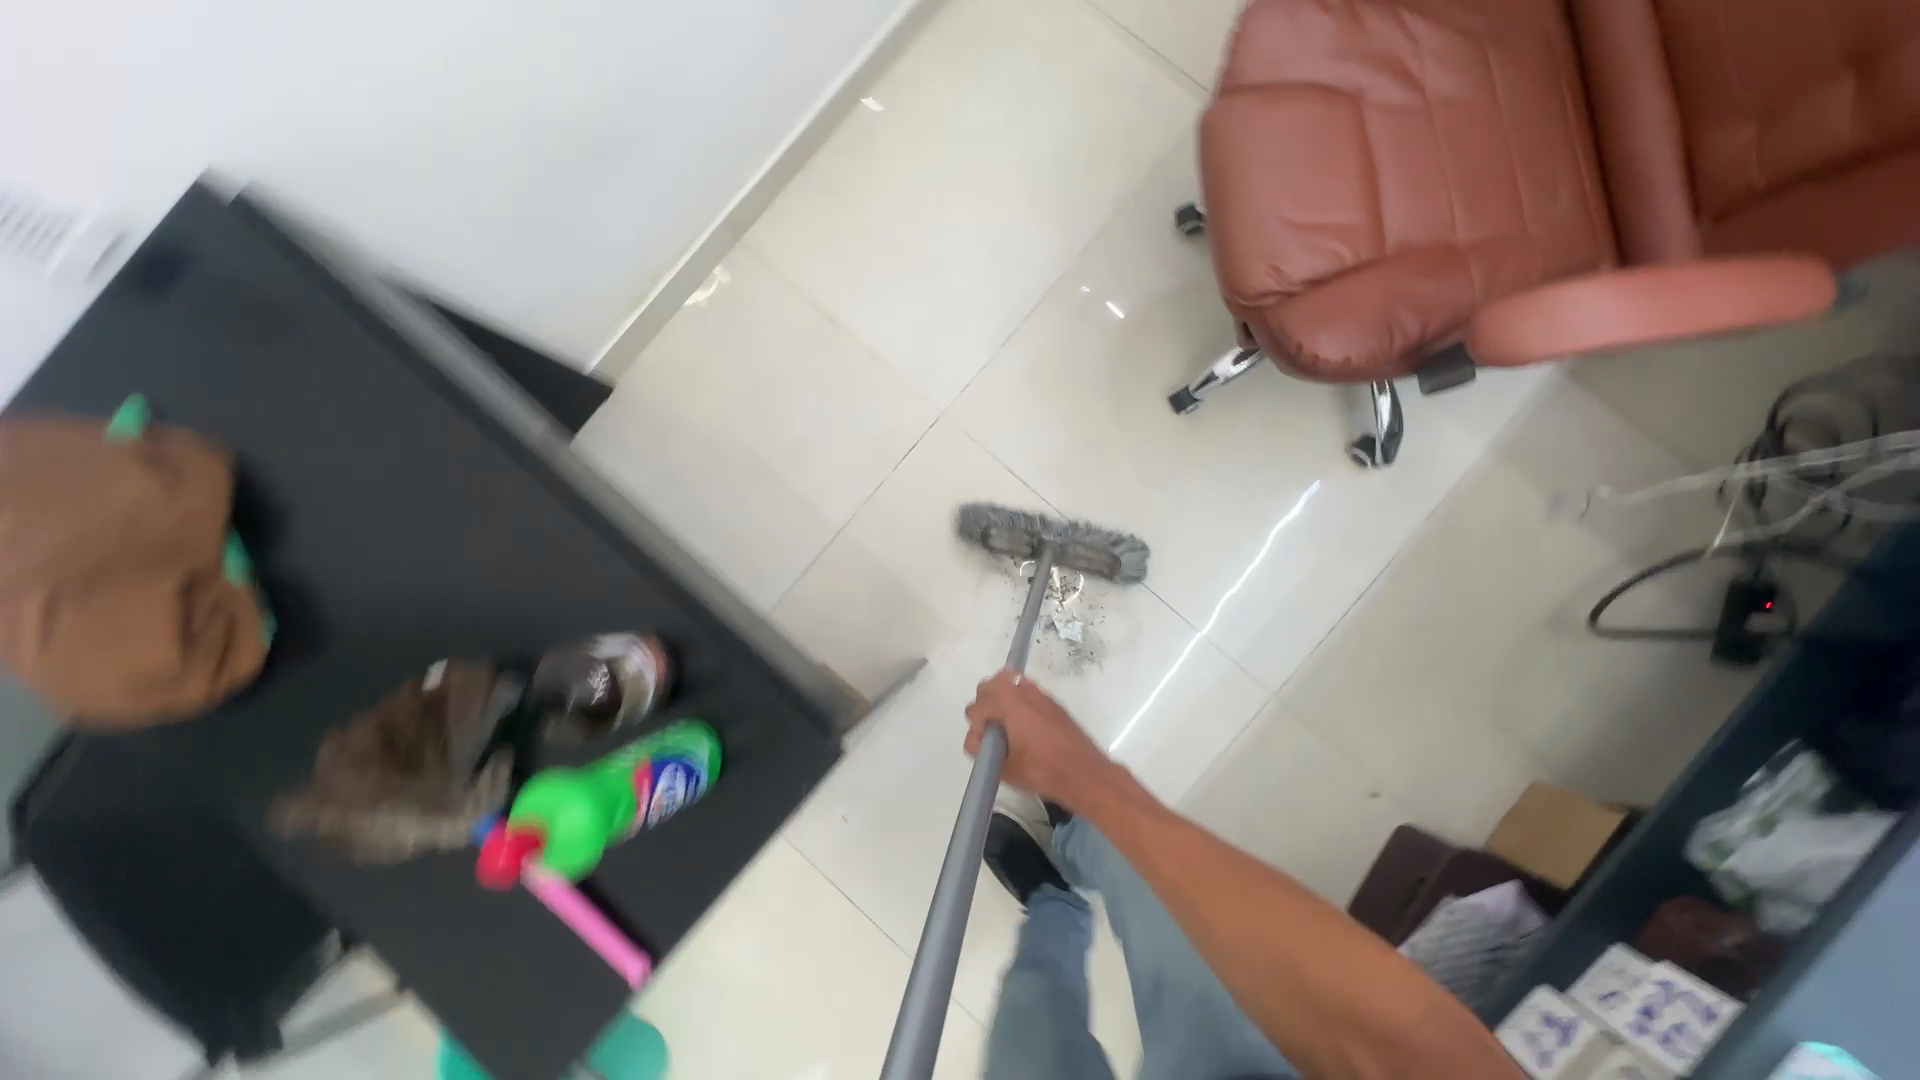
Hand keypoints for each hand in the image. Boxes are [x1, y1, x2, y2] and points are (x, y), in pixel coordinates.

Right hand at [964, 671, 1115, 808]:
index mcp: (1008, 704)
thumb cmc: (1041, 770)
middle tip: (994, 731)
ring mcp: (1039, 693)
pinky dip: (1018, 700)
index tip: (989, 743)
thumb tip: (978, 737)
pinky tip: (1024, 726)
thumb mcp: (1002, 767)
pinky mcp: (1051, 700)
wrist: (1083, 772)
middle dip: (986, 706)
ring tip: (1008, 726)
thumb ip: (980, 748)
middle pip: (989, 686)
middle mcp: (1022, 691)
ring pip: (1008, 681)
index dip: (978, 727)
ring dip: (1001, 700)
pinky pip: (1025, 689)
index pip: (976, 707)